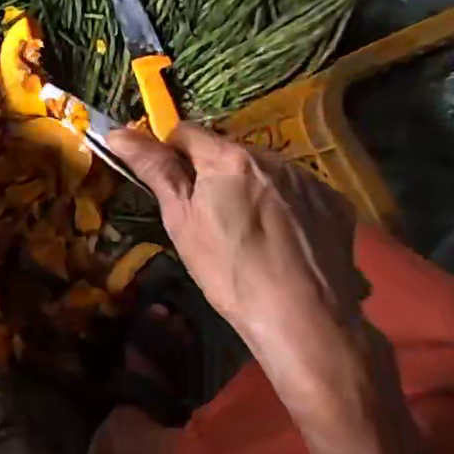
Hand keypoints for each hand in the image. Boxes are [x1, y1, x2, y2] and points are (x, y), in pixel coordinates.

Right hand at [108, 124, 365, 343]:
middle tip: (210, 219)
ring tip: (251, 235)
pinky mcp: (335, 202)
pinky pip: (297, 192)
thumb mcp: (181, 222)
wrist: (303, 321)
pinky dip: (285, 206)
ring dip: (251, 188)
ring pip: (264, 172)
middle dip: (214, 174)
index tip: (172, 186)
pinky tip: (283, 241)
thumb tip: (118, 132)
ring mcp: (308, 179)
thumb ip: (154, 170)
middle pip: (227, 152)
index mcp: (228, 158)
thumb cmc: (228, 272)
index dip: (171, 154)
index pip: (186, 132)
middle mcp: (271, 157)